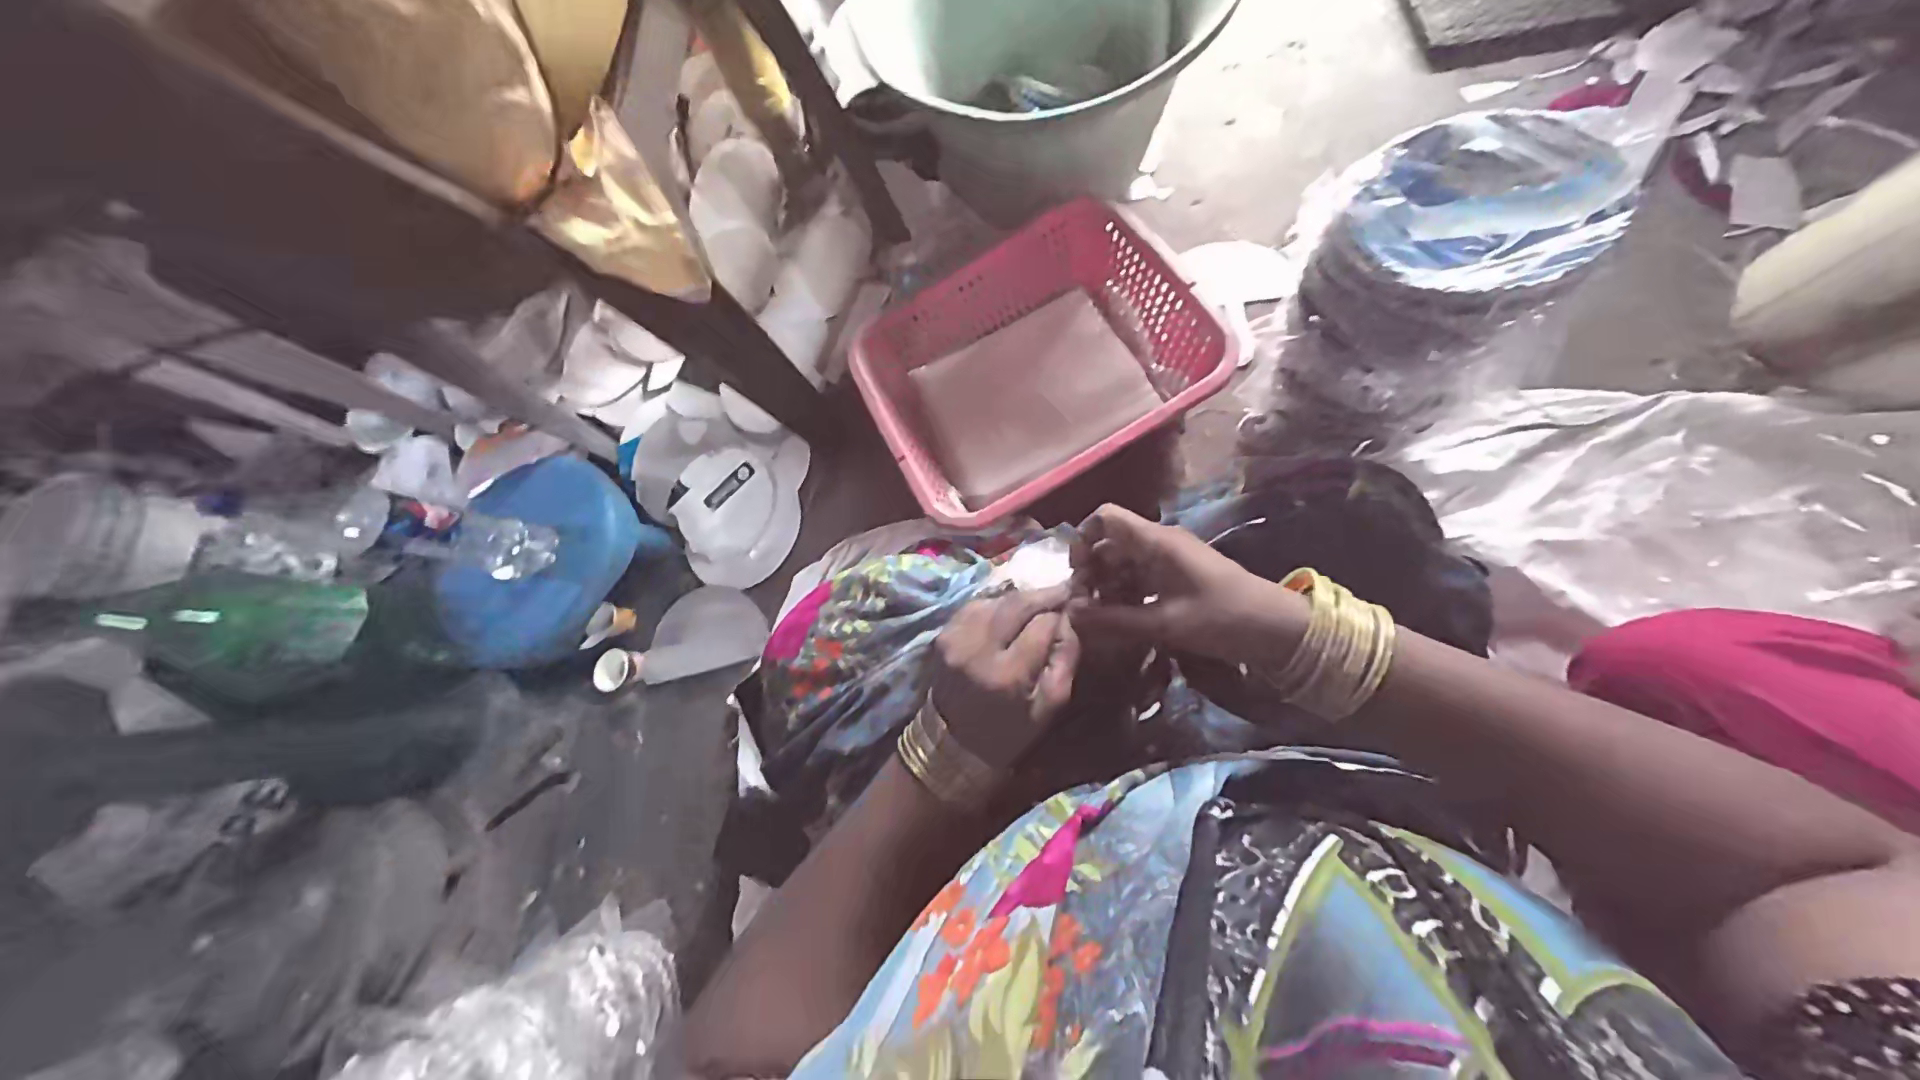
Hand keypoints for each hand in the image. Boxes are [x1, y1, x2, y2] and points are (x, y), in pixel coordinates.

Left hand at [930, 586, 1079, 769]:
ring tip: (1039, 604)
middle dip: (1045, 594)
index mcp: (1008, 675)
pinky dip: (997, 604)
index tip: (1075, 609)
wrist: (953, 740)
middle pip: (1018, 603)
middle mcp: (977, 650)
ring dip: (1021, 599)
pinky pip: (977, 605)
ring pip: (998, 599)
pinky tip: (1008, 614)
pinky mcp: (943, 633)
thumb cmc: (1010, 728)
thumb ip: (1065, 658)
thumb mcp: (1049, 704)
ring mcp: (956, 638)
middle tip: (1066, 589)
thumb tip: (1069, 618)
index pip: (1044, 624)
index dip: (1061, 615)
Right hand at [1069, 504, 1307, 666]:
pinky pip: (1139, 577)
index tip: (1078, 576)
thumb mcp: (1164, 624)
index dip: (1082, 541)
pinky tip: (1122, 620)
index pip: (1105, 518)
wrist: (1277, 630)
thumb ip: (1113, 619)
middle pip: (1110, 544)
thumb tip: (1070, 615)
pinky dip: (1125, 595)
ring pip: (1122, 563)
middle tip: (1085, 608)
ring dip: (1107, 587)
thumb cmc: (1221, 619)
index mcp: (1156, 541)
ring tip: (1101, 619)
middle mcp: (1159, 542)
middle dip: (1092, 573)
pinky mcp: (1177, 576)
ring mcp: (1169, 559)